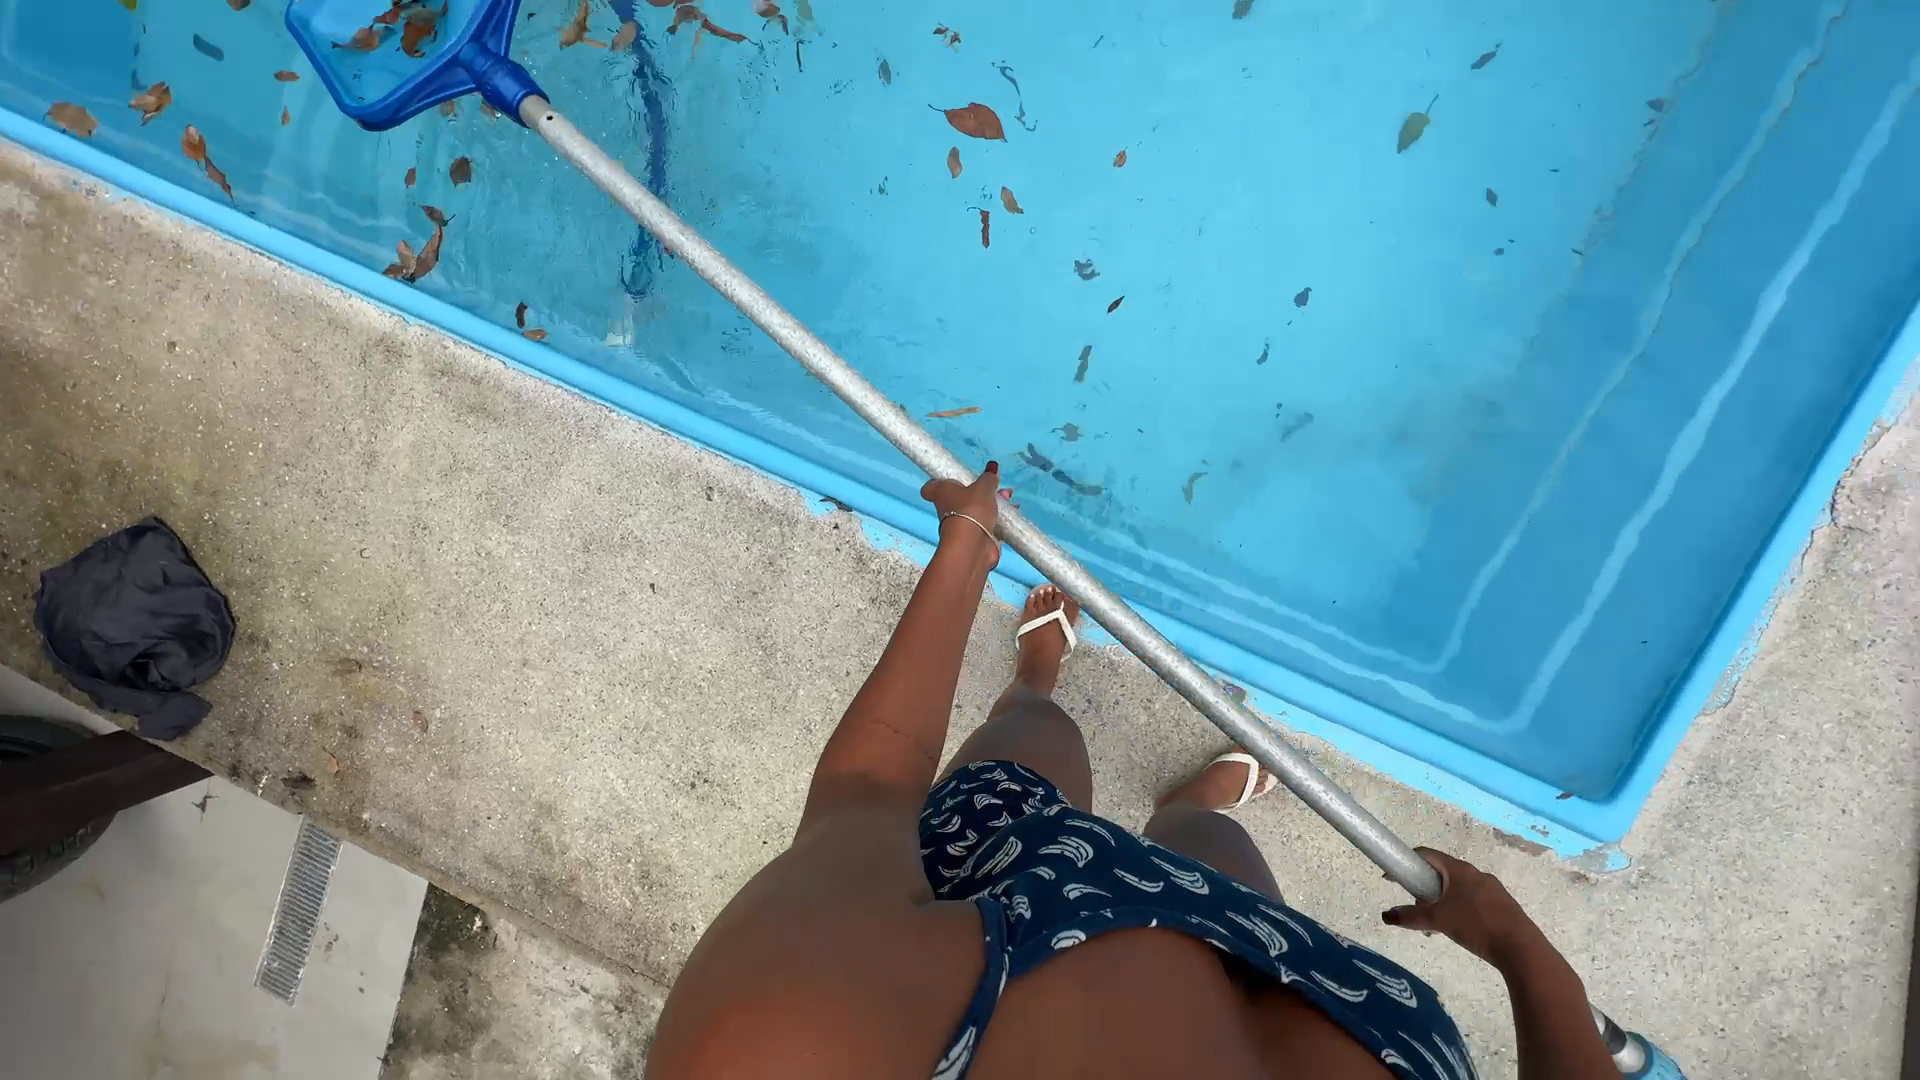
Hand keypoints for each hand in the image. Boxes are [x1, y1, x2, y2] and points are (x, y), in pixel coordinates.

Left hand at [922, 461, 1000, 560]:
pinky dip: (998, 519)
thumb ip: (988, 478)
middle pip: (960, 497)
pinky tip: (1012, 512)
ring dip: (992, 504)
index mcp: (941, 493)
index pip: (931, 487)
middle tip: (996, 486)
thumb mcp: (983, 488)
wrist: (971, 545)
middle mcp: (946, 509)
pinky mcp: (973, 538)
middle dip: (980, 491)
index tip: (952, 479)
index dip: (939, 481)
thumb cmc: (970, 509)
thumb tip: (991, 467)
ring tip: (1009, 497)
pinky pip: (986, 525)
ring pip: (975, 511)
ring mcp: (959, 525)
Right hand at [1382, 848, 1540, 967]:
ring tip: (1440, 925)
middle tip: (1419, 907)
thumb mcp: (1438, 920)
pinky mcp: (1506, 908)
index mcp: (1460, 870)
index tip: (1395, 878)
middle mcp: (1477, 874)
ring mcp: (1495, 891)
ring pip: (1460, 890)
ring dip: (1444, 903)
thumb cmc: (1477, 926)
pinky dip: (1462, 911)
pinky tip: (1463, 931)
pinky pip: (1476, 902)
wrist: (1524, 951)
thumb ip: (1410, 916)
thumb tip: (1386, 916)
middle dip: (1426, 889)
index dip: (1407, 862)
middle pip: (1443, 874)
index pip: (1427, 855)